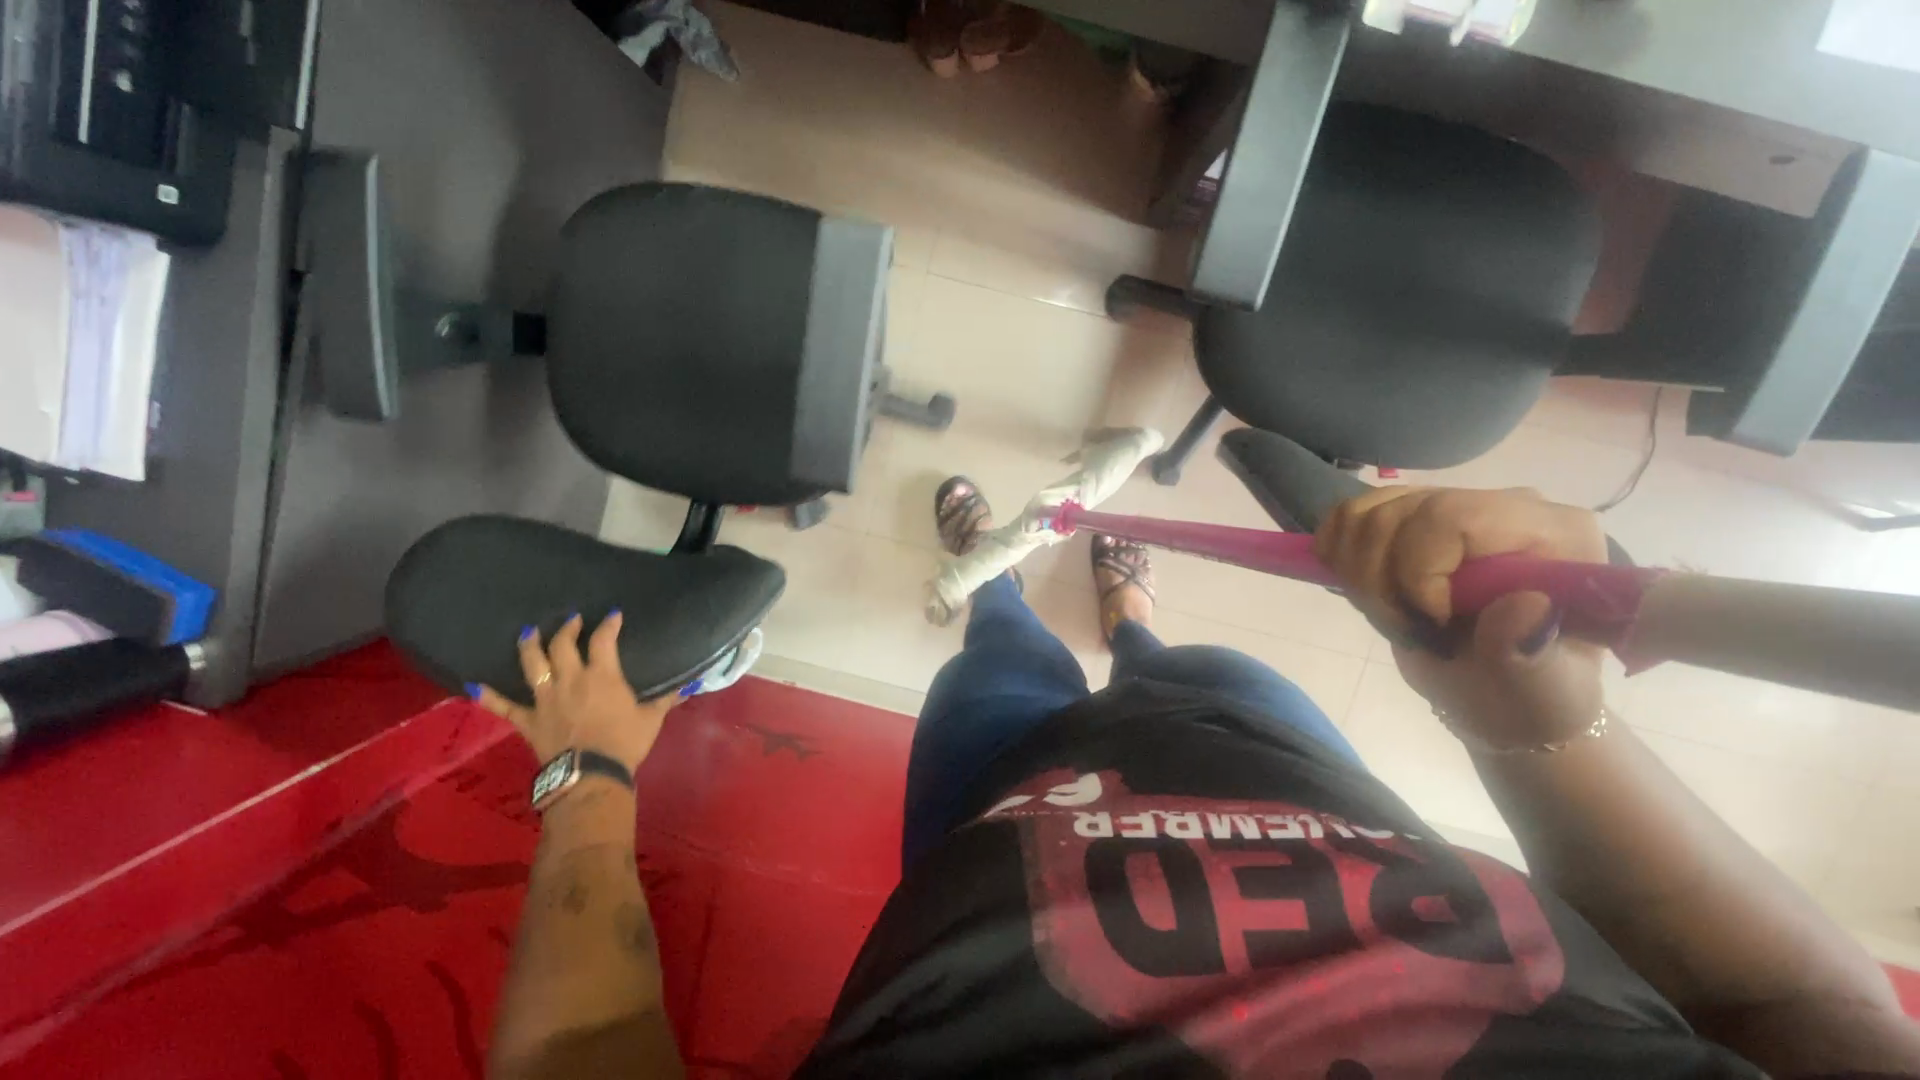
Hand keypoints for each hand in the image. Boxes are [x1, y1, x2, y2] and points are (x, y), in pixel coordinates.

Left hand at [471, 612, 677, 772]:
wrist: (590, 776)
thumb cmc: (624, 744)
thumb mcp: (652, 719)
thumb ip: (666, 699)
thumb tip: (687, 685)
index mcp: (602, 676)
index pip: (604, 640)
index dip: (609, 625)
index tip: (613, 616)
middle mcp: (570, 679)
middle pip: (562, 644)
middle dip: (567, 629)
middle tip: (571, 621)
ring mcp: (545, 698)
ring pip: (532, 664)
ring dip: (529, 645)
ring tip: (529, 633)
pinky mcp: (528, 720)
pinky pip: (504, 706)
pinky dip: (488, 696)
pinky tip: (474, 686)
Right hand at [1315, 487, 1608, 746]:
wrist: (1501, 692)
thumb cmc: (1526, 694)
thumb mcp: (1537, 690)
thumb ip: (1532, 651)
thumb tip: (1526, 604)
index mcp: (1554, 534)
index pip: (1454, 516)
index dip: (1417, 571)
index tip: (1431, 625)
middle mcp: (1504, 505)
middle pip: (1398, 514)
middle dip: (1380, 581)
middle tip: (1407, 631)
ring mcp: (1453, 505)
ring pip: (1365, 514)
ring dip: (1358, 574)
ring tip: (1393, 615)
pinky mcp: (1412, 515)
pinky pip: (1350, 514)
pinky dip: (1338, 552)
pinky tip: (1363, 587)